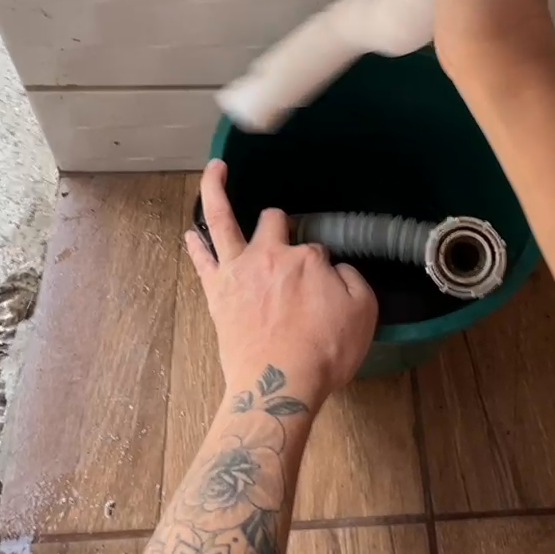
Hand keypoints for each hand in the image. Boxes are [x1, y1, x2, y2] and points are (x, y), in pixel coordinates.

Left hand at [184, 160, 377, 402]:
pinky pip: (203, 261)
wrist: (280, 385)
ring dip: (216, 190)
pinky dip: (196, 245)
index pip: (316, 248)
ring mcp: (239, 271)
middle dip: (282, 224)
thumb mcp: (364, 312)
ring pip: (223, 220)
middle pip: (274, 221)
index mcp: (306, 258)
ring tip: (215, 169)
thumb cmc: (324, 352)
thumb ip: (352, 279)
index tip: (325, 288)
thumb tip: (335, 269)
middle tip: (288, 246)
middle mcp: (269, 255)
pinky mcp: (217, 293)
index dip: (322, 265)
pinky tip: (190, 232)